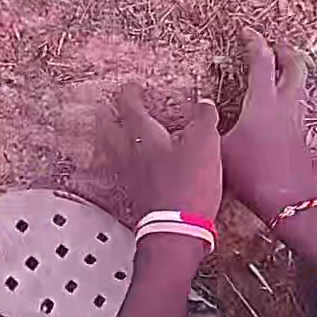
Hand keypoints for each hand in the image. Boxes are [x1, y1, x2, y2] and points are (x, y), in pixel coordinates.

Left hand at [113, 85, 221, 219]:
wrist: (177, 230)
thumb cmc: (187, 184)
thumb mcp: (205, 143)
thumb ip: (204, 119)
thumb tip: (204, 104)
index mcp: (143, 135)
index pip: (129, 106)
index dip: (130, 93)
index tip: (132, 86)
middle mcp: (131, 154)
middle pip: (113, 130)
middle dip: (112, 116)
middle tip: (113, 109)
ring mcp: (132, 176)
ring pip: (119, 151)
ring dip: (119, 139)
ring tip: (125, 134)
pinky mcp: (140, 195)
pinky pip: (130, 171)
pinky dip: (132, 163)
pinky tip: (142, 166)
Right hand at [221, 29, 316, 221]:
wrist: (288, 202)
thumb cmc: (251, 174)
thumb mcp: (219, 149)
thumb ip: (210, 128)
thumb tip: (203, 114)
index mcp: (263, 102)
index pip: (262, 61)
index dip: (254, 42)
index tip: (247, 32)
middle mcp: (285, 106)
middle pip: (295, 67)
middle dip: (286, 53)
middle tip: (275, 47)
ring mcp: (297, 122)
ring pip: (299, 88)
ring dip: (290, 75)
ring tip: (277, 74)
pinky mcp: (301, 139)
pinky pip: (297, 109)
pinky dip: (289, 100)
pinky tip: (277, 112)